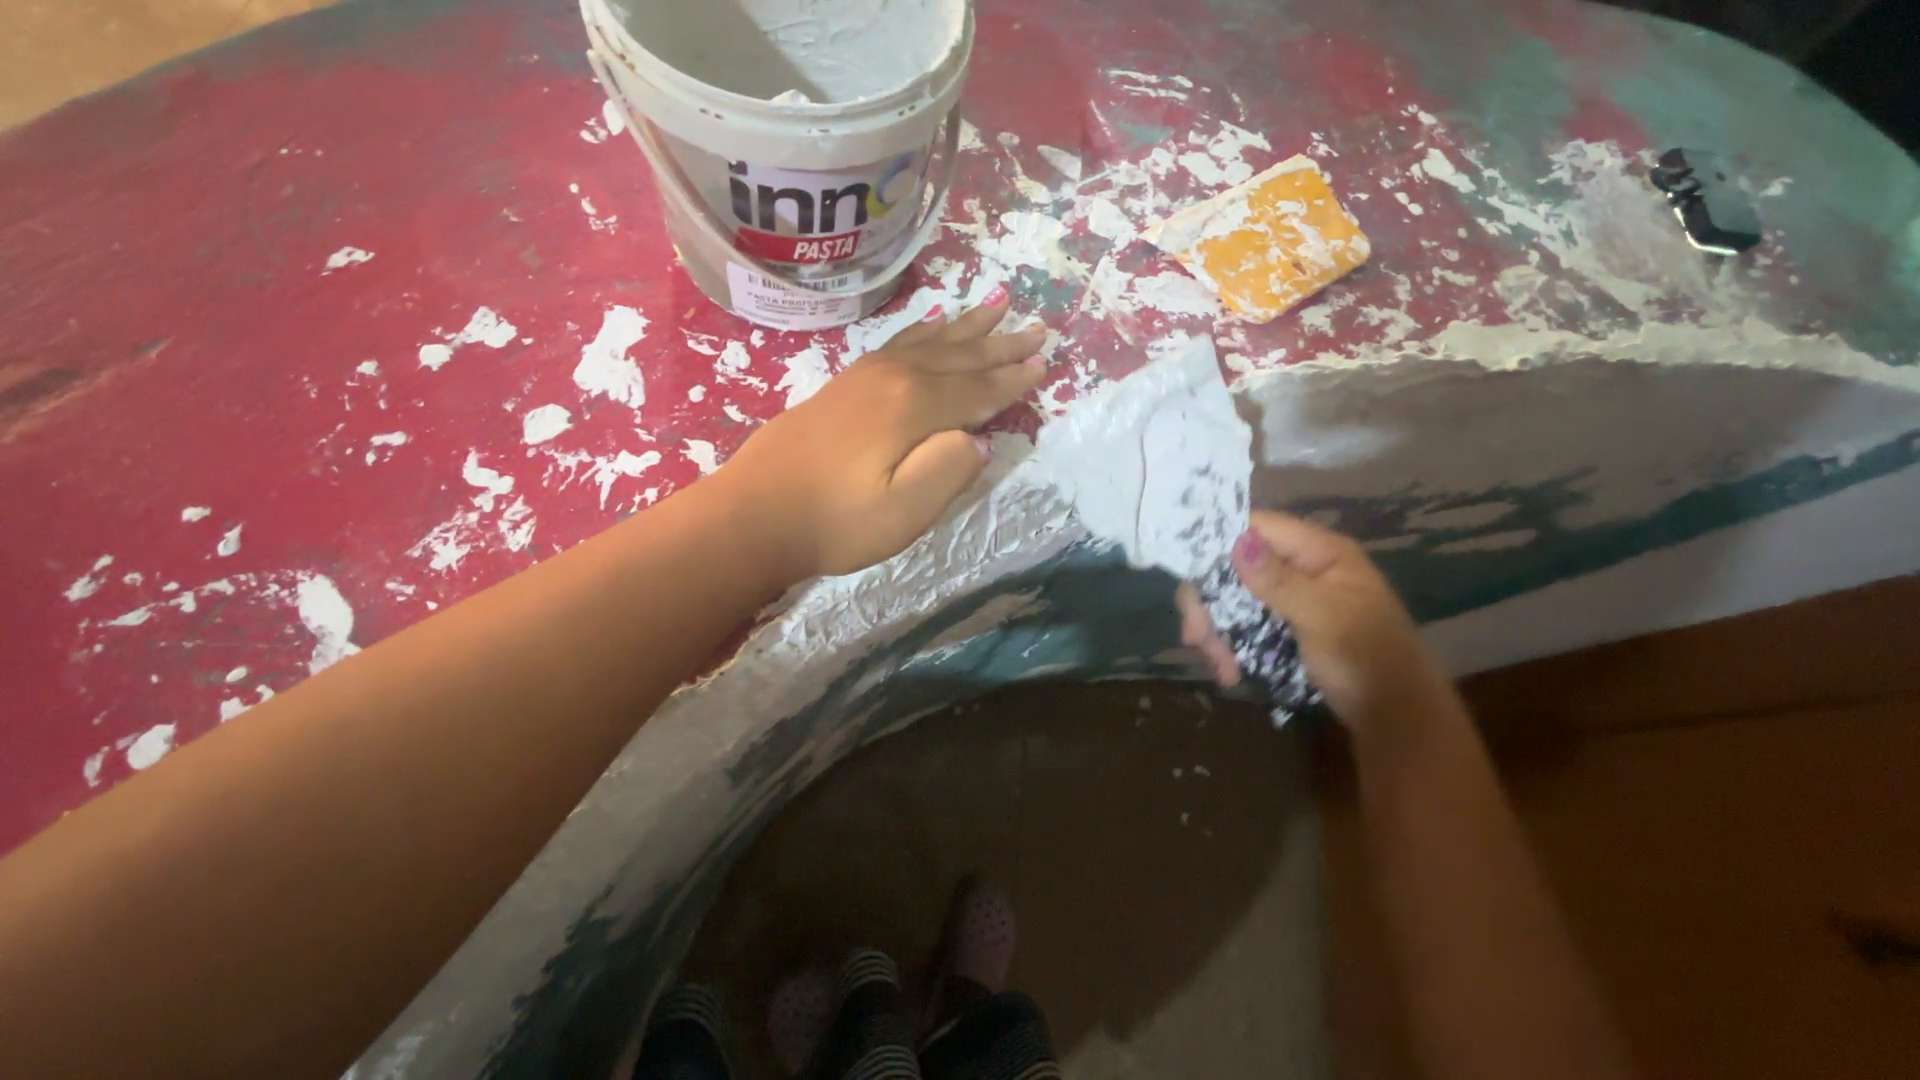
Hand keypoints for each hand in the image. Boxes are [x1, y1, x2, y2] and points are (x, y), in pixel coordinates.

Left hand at [718, 288, 1047, 581]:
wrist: (755, 513)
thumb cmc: (835, 521)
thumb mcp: (904, 511)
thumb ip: (949, 469)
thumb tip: (977, 438)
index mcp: (914, 405)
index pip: (978, 389)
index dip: (1013, 379)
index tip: (1046, 363)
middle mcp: (894, 377)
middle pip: (959, 355)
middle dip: (1000, 344)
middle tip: (1038, 327)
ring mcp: (865, 375)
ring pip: (930, 342)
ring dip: (967, 327)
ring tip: (997, 304)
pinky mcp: (845, 383)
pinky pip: (899, 343)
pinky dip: (925, 331)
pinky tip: (932, 325)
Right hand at [1177, 511, 1461, 733]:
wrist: (1398, 718)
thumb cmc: (1368, 658)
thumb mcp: (1323, 618)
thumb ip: (1279, 581)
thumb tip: (1236, 542)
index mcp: (1319, 552)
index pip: (1258, 528)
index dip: (1219, 545)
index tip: (1192, 580)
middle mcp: (1302, 568)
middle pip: (1237, 566)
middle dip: (1212, 602)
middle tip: (1195, 640)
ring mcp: (1292, 600)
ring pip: (1235, 600)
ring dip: (1218, 631)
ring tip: (1220, 668)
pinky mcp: (1285, 629)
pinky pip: (1245, 626)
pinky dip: (1231, 646)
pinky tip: (1230, 672)